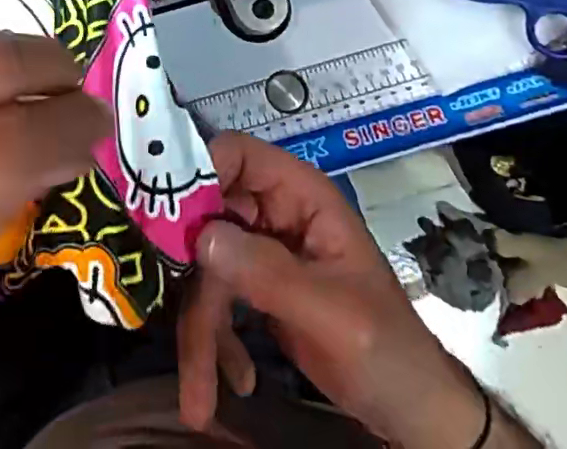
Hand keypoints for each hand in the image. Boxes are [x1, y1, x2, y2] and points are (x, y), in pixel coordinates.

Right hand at [178, 133, 530, 448]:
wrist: (411, 410)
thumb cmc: (385, 350)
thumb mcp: (331, 313)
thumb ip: (267, 271)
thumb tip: (199, 235)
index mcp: (300, 195)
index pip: (236, 155)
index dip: (195, 171)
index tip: (156, 211)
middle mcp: (273, 211)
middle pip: (206, 215)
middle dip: (184, 272)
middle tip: (156, 310)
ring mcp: (260, 249)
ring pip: (204, 267)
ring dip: (199, 330)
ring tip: (198, 397)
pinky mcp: (251, 285)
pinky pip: (213, 299)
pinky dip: (214, 342)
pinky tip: (231, 384)